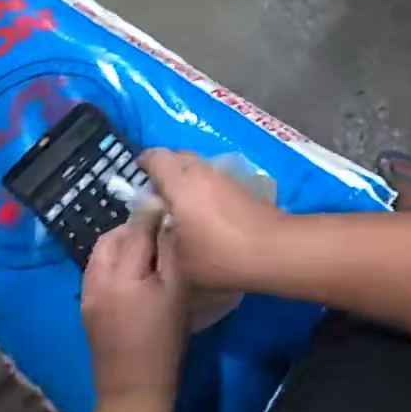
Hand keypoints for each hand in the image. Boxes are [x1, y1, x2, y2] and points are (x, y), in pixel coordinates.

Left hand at [82, 207, 187, 401]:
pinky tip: (136, 272)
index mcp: (121, 271)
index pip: (136, 226)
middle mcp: (97, 278)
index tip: (171, 203)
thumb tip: (169, 217)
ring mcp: (88, 294)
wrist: (135, 389)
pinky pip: (98, 269)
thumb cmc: (165, 337)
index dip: (153, 210)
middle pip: (111, 236)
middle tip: (162, 230)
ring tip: (150, 250)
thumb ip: (171, 249)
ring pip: (101, 252)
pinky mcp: (87, 308)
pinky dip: (115, 260)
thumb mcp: (177, 288)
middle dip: (135, 226)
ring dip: (123, 242)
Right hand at [140, 149, 286, 289]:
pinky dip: (205, 184)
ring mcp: (226, 175)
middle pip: (180, 156)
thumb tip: (163, 220)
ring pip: (200, 165)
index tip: (138, 172)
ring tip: (180, 201)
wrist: (272, 247)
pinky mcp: (243, 184)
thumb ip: (164, 233)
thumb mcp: (179, 255)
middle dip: (166, 167)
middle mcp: (204, 172)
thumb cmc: (219, 255)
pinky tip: (204, 207)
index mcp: (182, 184)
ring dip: (187, 176)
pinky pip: (215, 176)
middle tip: (157, 190)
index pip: (158, 157)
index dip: (145, 161)